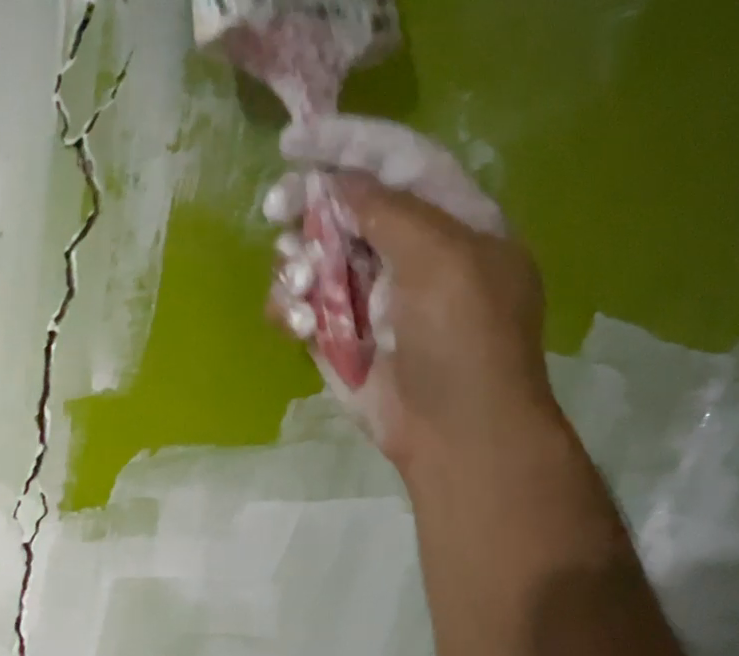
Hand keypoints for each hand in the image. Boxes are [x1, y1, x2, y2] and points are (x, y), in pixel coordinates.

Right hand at [265, 116, 557, 469]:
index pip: (397, 161)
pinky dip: (289, 309)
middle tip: (276, 210)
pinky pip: (298, 306)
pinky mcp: (337, 335)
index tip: (294, 141)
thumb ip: (388, 209)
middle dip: (308, 205)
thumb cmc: (463, 339)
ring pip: (313, 256)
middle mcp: (407, 251)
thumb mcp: (440, 258)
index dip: (348, 143)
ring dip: (296, 265)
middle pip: (345, 206)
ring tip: (301, 289)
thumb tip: (339, 181)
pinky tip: (295, 325)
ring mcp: (369, 296)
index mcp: (451, 220)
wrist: (453, 431)